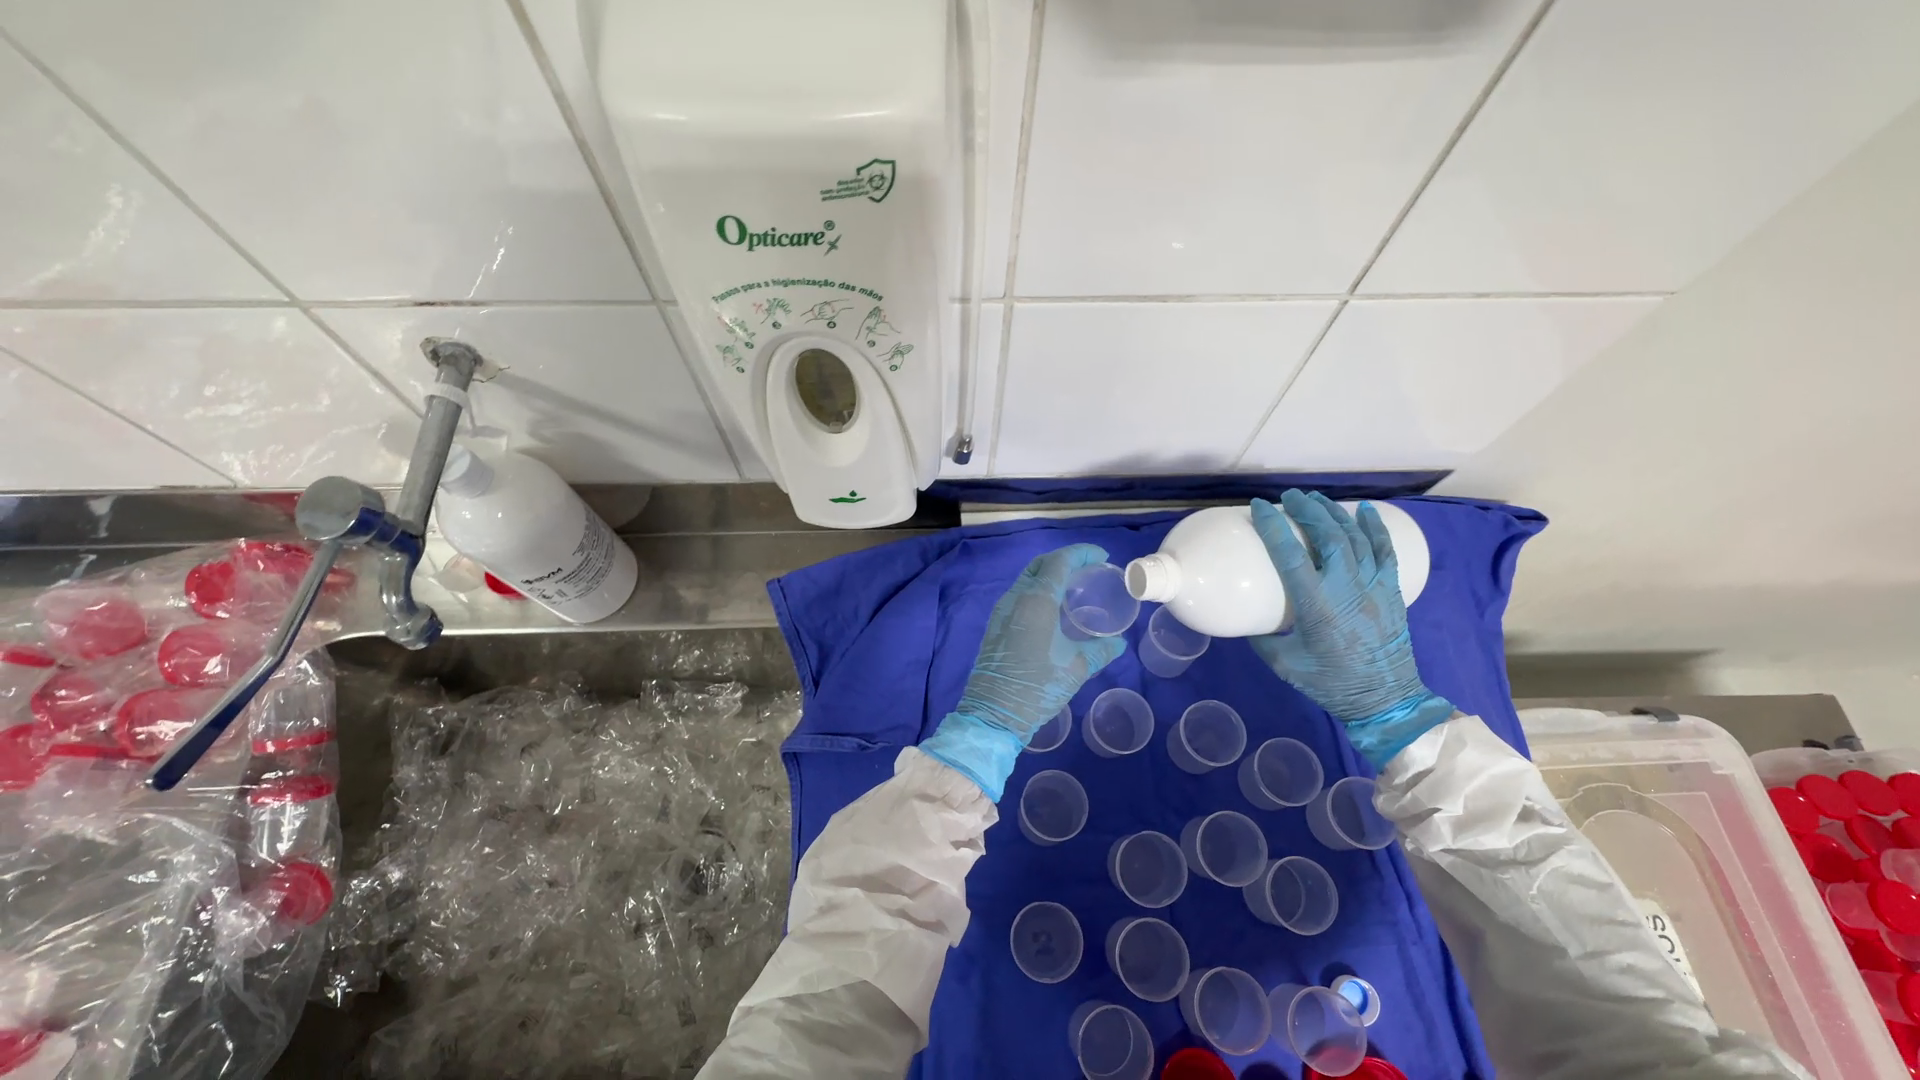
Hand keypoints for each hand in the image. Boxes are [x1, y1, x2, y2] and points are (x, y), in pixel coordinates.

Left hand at [920, 544, 1126, 799]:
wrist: (994, 714)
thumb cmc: (1038, 686)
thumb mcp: (1077, 667)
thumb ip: (1101, 650)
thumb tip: (1118, 643)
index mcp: (1036, 600)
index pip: (1059, 562)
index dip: (1081, 554)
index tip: (1101, 556)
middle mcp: (1015, 598)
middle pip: (1040, 565)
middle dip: (1064, 560)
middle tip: (1088, 568)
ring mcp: (1001, 611)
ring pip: (1027, 579)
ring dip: (1049, 575)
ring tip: (1074, 585)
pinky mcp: (996, 625)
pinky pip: (1019, 595)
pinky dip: (1038, 590)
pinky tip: (1053, 607)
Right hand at [1248, 490, 1453, 768]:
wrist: (1387, 700)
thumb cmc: (1331, 685)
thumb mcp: (1285, 665)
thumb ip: (1263, 639)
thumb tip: (1249, 618)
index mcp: (1316, 606)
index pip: (1291, 555)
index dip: (1273, 527)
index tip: (1260, 508)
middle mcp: (1346, 588)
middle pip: (1327, 535)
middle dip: (1307, 510)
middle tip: (1289, 497)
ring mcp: (1374, 586)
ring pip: (1355, 537)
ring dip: (1334, 513)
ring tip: (1317, 499)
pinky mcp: (1391, 590)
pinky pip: (1384, 550)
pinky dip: (1374, 528)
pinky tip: (1365, 511)